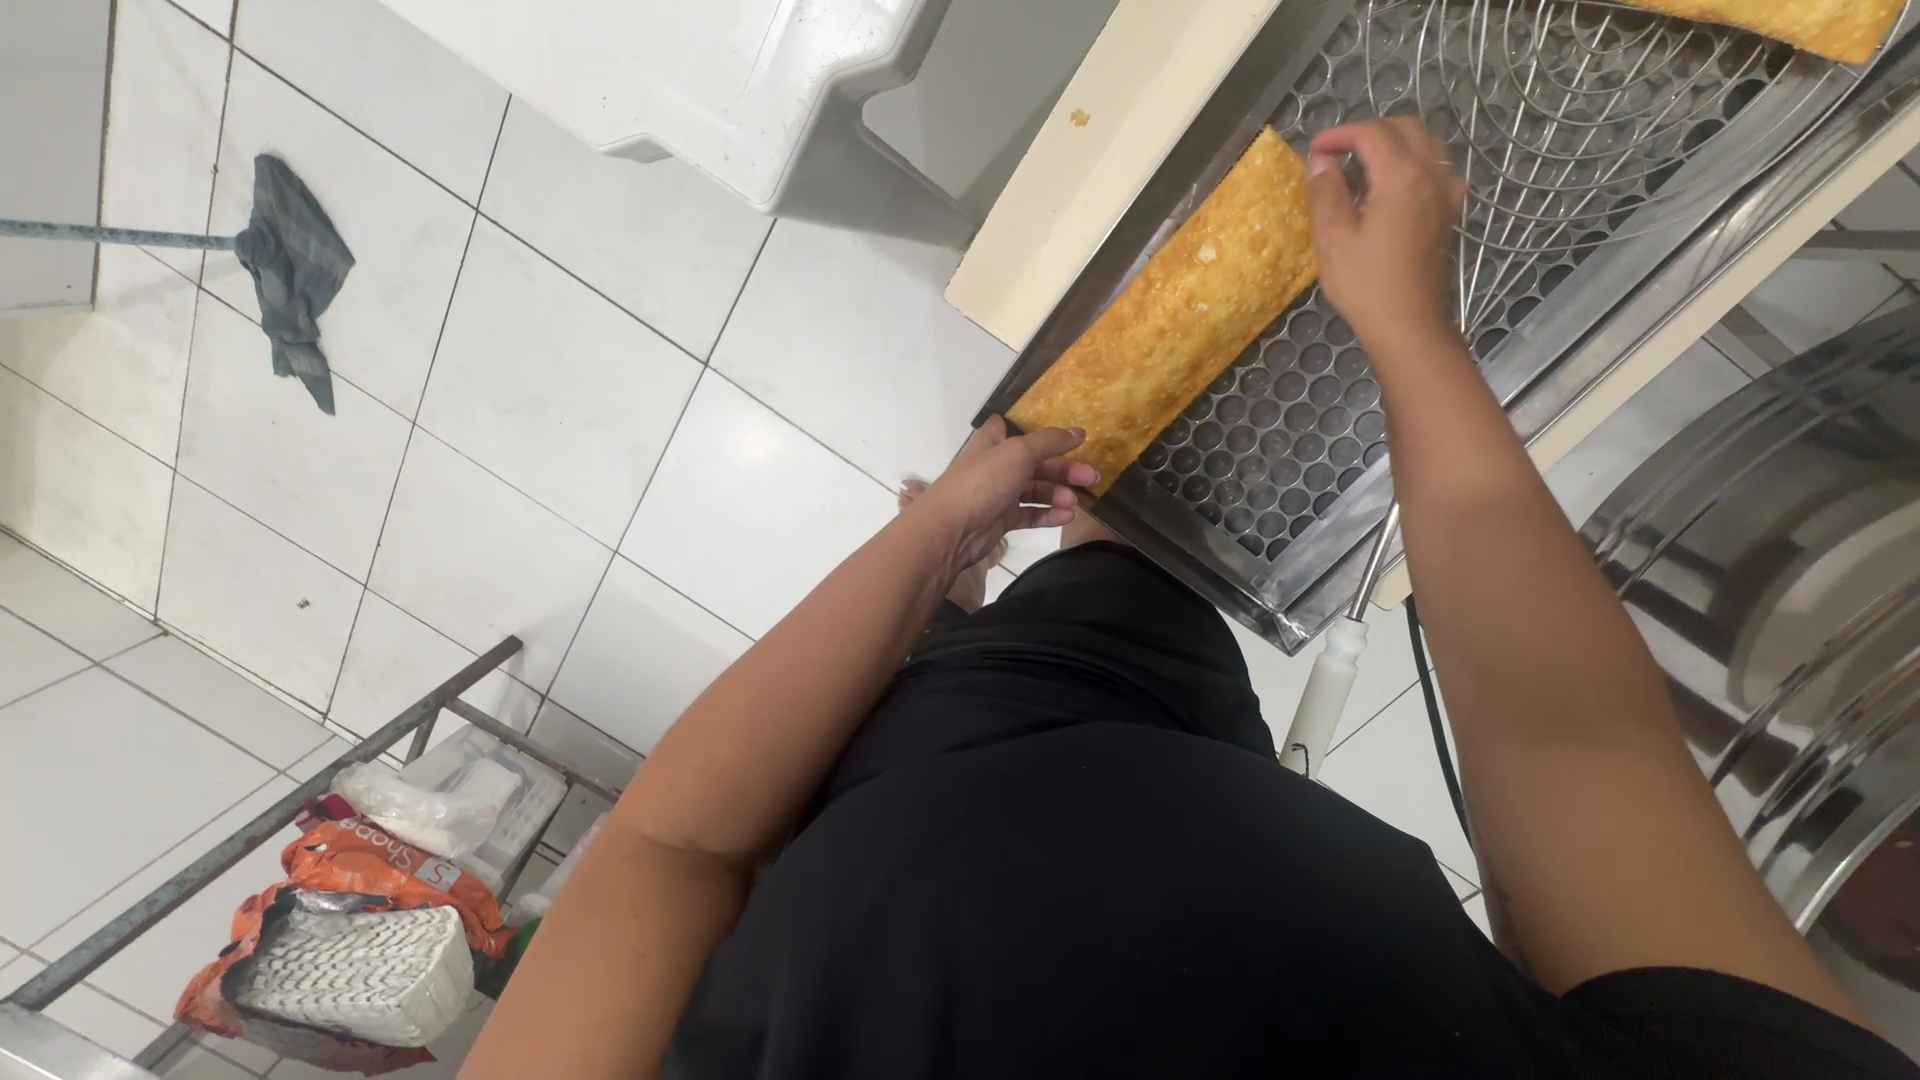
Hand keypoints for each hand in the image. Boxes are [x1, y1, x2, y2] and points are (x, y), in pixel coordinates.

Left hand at [905, 416, 1099, 572]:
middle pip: (1036, 462)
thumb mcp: (1019, 452)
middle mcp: (997, 464)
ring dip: (1058, 494)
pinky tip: (1067, 517)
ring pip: (1036, 490)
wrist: (952, 529)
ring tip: (1074, 503)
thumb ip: (1051, 441)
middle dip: (1064, 470)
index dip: (1039, 431)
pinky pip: (1031, 513)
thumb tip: (1079, 432)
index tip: (1068, 437)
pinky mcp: (1002, 519)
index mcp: (994, 441)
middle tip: (1092, 478)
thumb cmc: (983, 481)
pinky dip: (1048, 514)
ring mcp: (999, 493)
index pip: (1015, 428)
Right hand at [1305, 117, 1465, 351]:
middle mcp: (1432, 174)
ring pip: (1425, 144)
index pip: (1372, 134)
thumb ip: (1327, 194)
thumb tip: (1320, 162)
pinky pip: (1435, 168)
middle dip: (1368, 132)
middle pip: (1404, 129)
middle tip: (1336, 154)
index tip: (1314, 151)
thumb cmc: (1365, 284)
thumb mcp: (1333, 239)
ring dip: (1392, 144)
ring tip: (1360, 167)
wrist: (1408, 322)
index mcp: (1402, 177)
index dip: (1340, 134)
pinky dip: (1411, 163)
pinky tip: (1390, 187)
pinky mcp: (1448, 211)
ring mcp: (1446, 192)